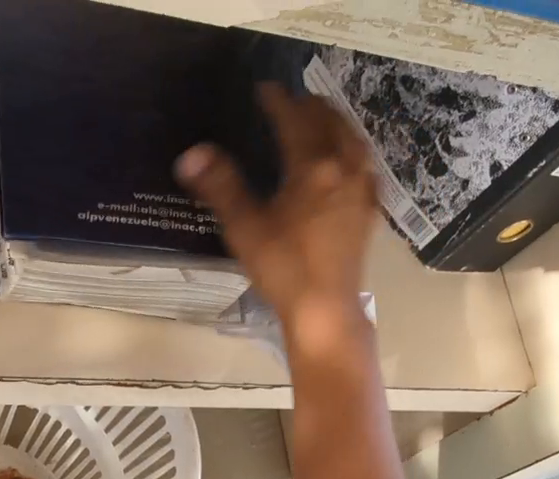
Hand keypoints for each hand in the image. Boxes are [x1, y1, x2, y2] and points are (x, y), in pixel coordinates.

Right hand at [175, 83, 377, 351]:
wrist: (325, 310)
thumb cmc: (283, 270)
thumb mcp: (245, 228)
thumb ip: (220, 187)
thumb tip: (190, 155)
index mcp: (312, 167)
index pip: (294, 120)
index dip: (277, 101)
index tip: (264, 89)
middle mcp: (343, 169)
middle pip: (329, 122)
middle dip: (310, 106)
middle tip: (291, 101)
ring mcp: (361, 190)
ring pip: (352, 140)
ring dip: (335, 123)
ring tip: (320, 119)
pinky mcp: (368, 213)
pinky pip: (365, 167)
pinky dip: (353, 152)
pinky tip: (348, 161)